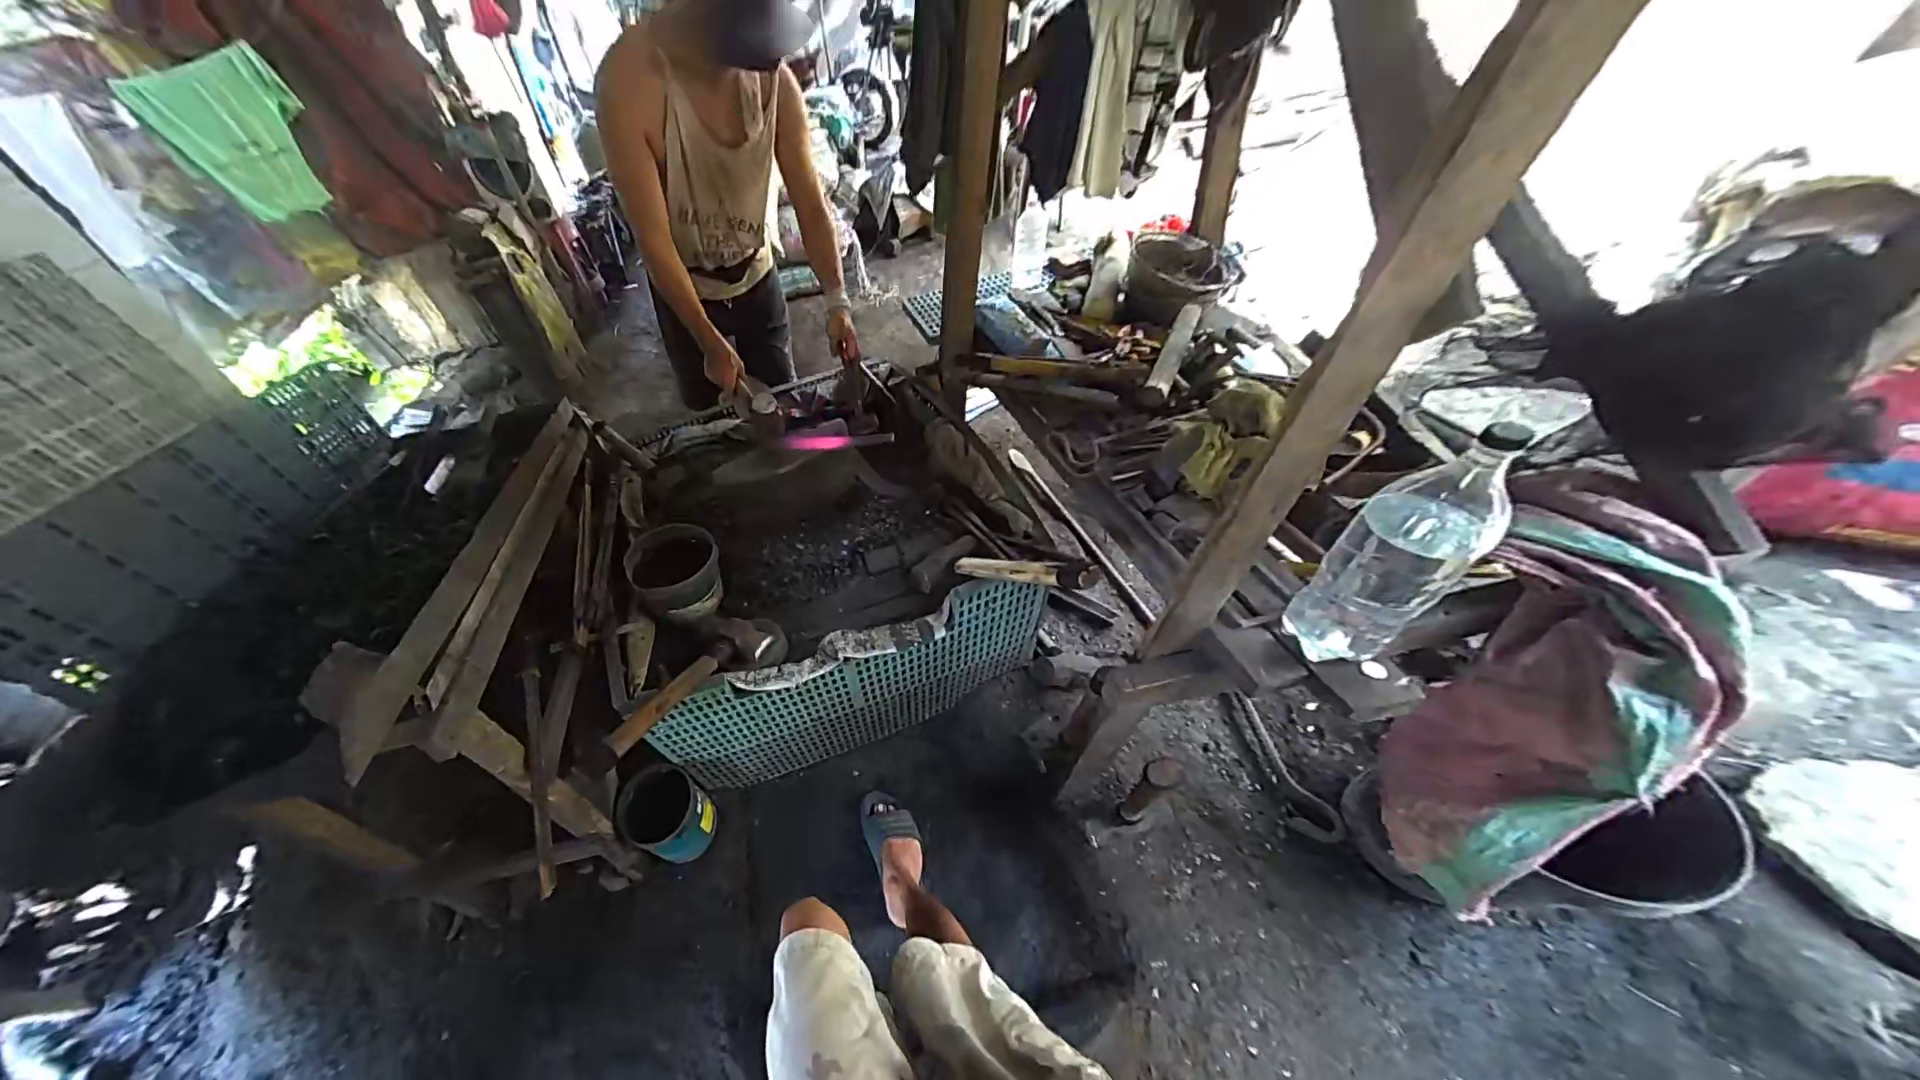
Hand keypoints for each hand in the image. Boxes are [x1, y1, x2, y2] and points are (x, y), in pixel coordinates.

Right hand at [703, 340, 745, 393]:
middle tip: (733, 377)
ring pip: (719, 382)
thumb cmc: (729, 355)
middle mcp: (719, 383)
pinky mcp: (707, 373)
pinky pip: (714, 377)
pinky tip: (719, 366)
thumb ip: (741, 375)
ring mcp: (712, 378)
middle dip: (729, 384)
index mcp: (728, 382)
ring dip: (723, 379)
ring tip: (726, 369)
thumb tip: (743, 380)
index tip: (736, 393)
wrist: (714, 346)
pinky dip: (717, 374)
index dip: (733, 395)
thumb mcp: (740, 365)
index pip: (730, 395)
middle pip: (725, 388)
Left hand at [827, 307, 860, 365]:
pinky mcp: (846, 332)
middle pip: (854, 351)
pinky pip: (847, 343)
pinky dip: (845, 348)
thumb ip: (834, 346)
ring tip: (845, 361)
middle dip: (852, 359)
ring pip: (850, 347)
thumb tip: (835, 356)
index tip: (849, 369)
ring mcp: (850, 335)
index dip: (851, 362)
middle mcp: (853, 339)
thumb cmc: (836, 322)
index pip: (853, 354)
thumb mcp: (833, 335)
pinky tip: (841, 351)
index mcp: (852, 340)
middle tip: (849, 367)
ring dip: (848, 354)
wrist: (837, 309)